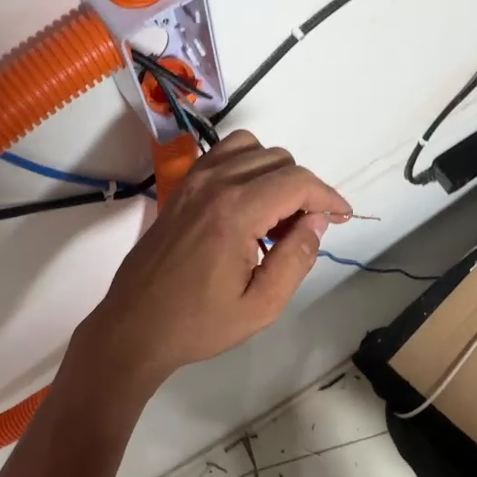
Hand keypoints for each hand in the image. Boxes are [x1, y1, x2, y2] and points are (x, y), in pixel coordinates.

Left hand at [78, 132, 349, 387]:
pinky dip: (246, 167)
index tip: (342, 218)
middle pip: (278, 160)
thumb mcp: (261, 306)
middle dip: (303, 190)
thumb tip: (317, 222)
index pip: (297, 182)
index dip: (328, 197)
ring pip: (252, 148)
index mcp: (235, 213)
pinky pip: (222, 155)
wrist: (135, 327)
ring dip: (275, 174)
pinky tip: (249, 206)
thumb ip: (296, 260)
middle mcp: (214, 185)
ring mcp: (193, 182)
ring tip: (276, 217)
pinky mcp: (181, 189)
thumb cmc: (199, 324)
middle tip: (302, 234)